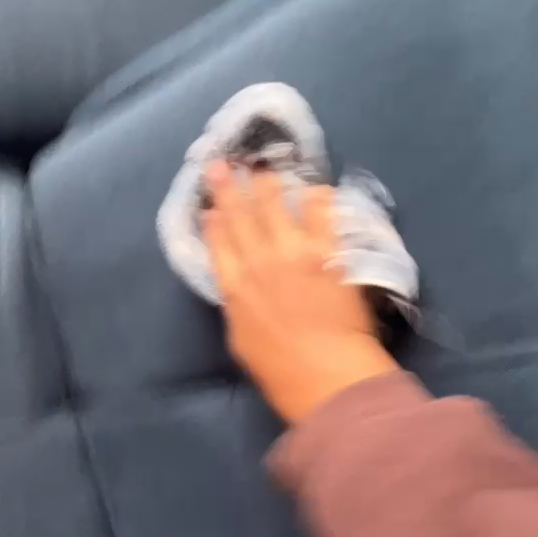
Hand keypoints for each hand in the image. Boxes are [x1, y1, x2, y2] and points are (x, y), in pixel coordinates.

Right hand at [204, 160, 399, 422]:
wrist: (325, 374)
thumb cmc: (280, 370)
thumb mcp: (240, 341)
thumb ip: (237, 307)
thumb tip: (235, 286)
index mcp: (233, 288)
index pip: (218, 243)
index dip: (213, 219)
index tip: (209, 205)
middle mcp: (258, 262)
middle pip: (239, 215)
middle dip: (228, 186)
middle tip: (222, 162)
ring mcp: (293, 252)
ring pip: (274, 204)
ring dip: (266, 182)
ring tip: (263, 166)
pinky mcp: (328, 251)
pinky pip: (321, 212)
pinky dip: (316, 196)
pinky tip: (314, 186)